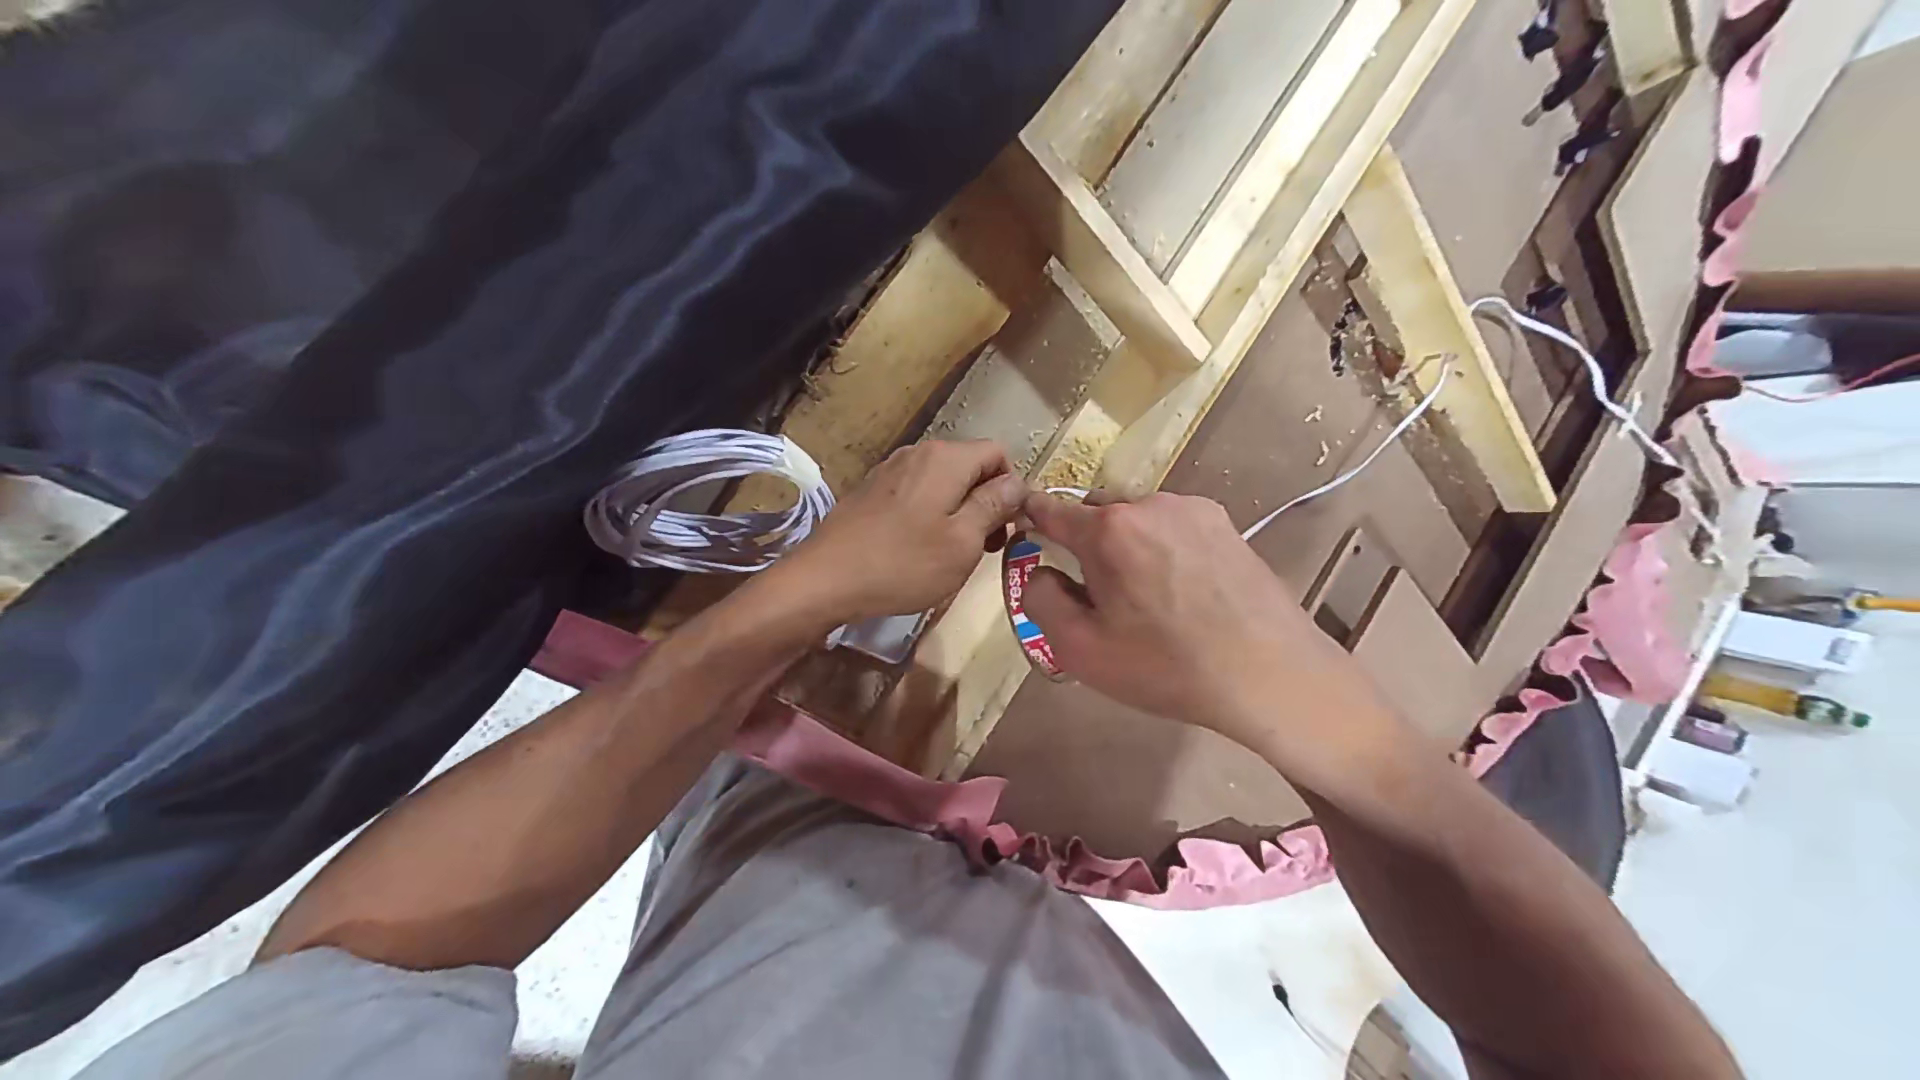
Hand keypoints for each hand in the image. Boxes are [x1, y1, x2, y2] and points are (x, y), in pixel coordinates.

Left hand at [758, 440, 1028, 626]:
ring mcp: (890, 470)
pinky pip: (917, 493)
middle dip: (986, 503)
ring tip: (954, 554)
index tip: (1009, 529)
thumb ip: (994, 506)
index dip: (1012, 489)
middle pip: (970, 467)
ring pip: (944, 482)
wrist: (824, 579)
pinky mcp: (872, 491)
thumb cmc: (903, 564)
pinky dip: (931, 515)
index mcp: (946, 458)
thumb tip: (1018, 483)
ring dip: (959, 512)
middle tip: (986, 548)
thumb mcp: (962, 542)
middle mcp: (918, 453)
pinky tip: (920, 550)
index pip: (998, 454)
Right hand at [1020, 491, 1405, 785]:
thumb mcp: (1080, 649)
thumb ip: (1041, 599)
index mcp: (1108, 530)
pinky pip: (1172, 524)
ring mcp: (1192, 509)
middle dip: (1085, 540)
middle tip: (1096, 589)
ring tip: (1145, 592)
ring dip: (1126, 542)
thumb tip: (1041, 570)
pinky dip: (1161, 544)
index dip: (1031, 517)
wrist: (1271, 675)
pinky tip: (1181, 586)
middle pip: (1096, 511)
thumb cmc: (1166, 666)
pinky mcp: (1224, 523)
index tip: (1024, 528)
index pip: (1051, 509)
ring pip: (1136, 517)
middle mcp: (1148, 504)